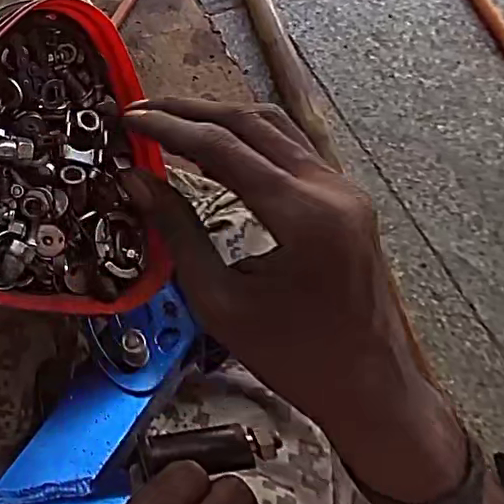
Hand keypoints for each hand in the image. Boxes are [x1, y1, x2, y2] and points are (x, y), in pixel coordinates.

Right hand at [122, 98, 465, 501]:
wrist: (374, 393)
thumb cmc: (293, 359)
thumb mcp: (218, 300)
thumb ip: (176, 230)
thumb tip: (134, 179)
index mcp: (301, 217)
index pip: (221, 147)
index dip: (167, 128)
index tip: (128, 119)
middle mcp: (329, 189)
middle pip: (247, 121)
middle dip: (187, 111)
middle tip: (140, 111)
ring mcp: (342, 189)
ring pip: (272, 125)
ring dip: (217, 117)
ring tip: (169, 120)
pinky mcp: (344, 197)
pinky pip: (288, 147)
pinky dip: (245, 136)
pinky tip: (212, 148)